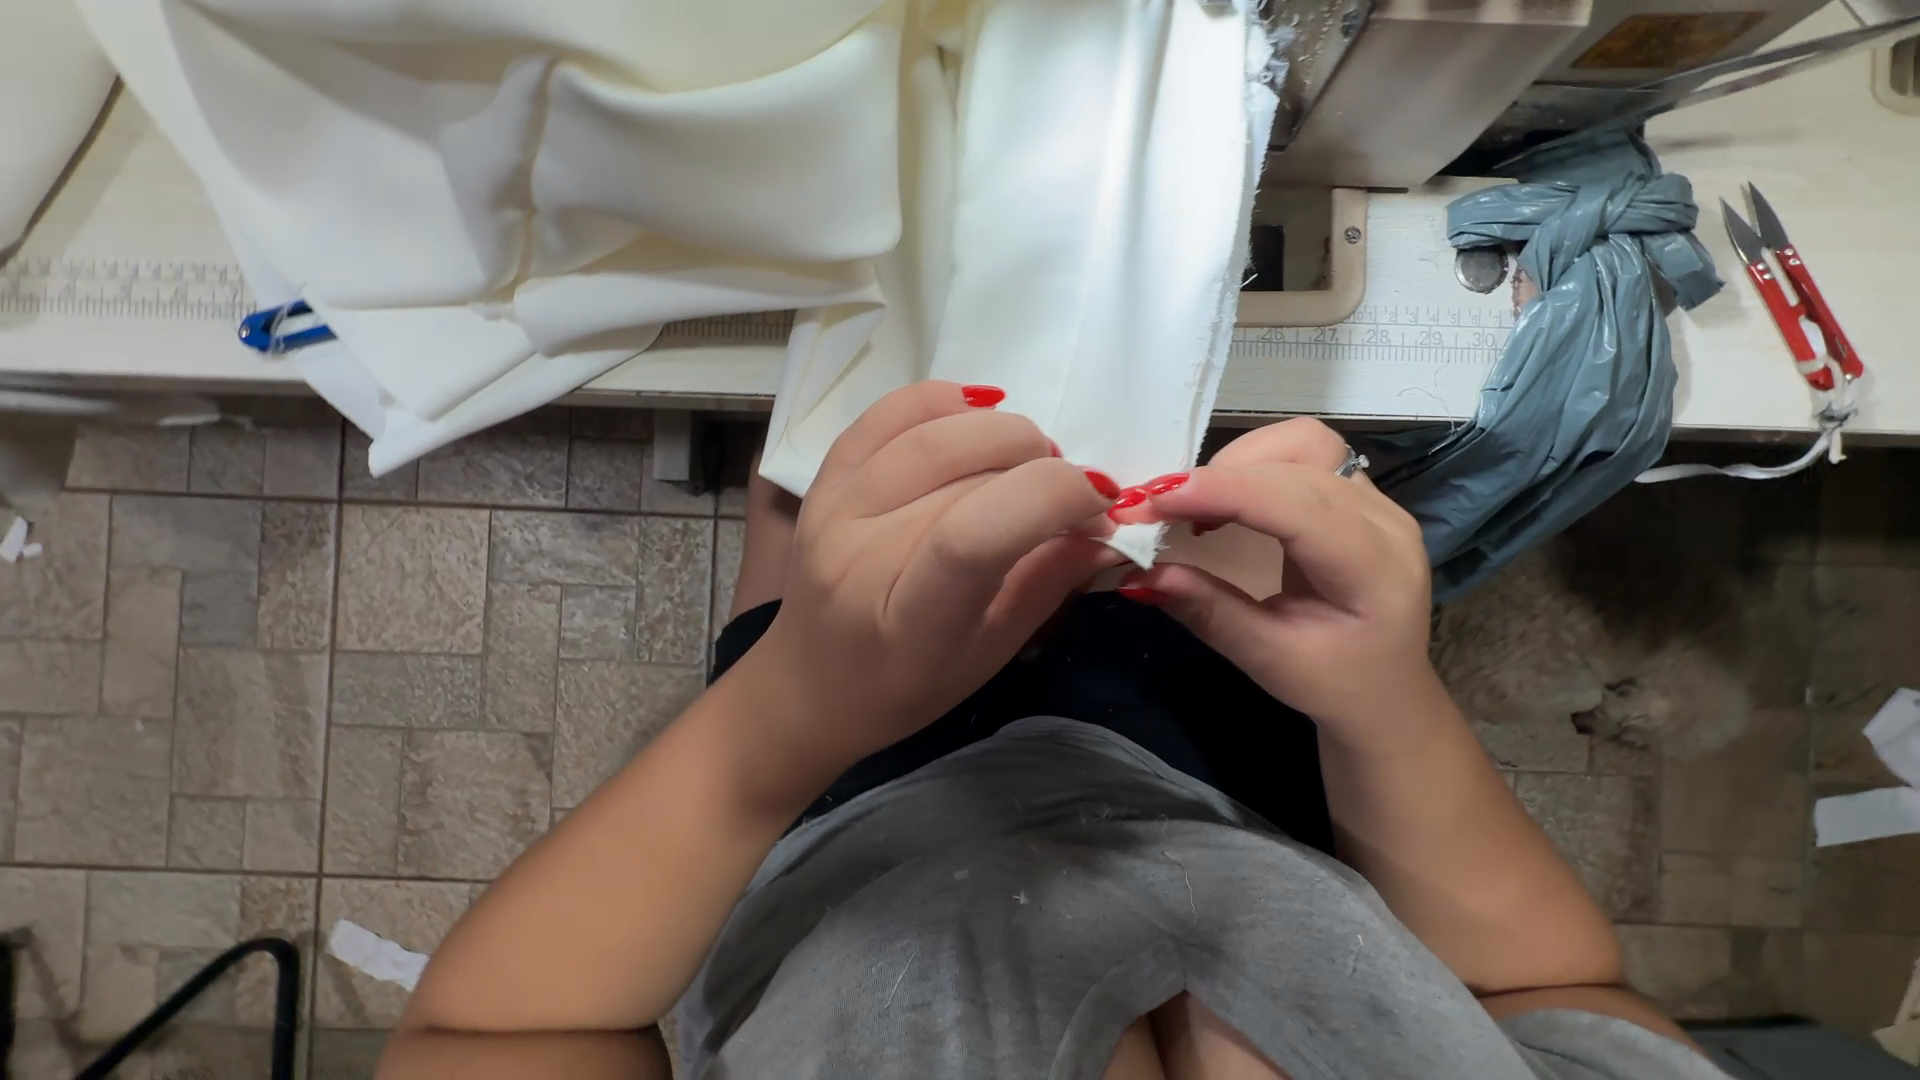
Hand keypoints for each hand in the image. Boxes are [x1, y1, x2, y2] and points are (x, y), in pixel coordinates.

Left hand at [731, 381, 1123, 770]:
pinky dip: (942, 399)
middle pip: (962, 472)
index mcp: (907, 620)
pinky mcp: (822, 483)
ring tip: (1032, 454)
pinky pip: (885, 415)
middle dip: (1041, 463)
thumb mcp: (989, 654)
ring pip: (929, 433)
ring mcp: (833, 510)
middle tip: (1070, 486)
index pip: (976, 534)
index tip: (1099, 502)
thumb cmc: (905, 689)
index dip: (1051, 498)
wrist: (808, 687)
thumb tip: (1110, 525)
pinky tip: (980, 410)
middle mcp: (859, 554)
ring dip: (1002, 429)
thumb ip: (1049, 583)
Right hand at [1117, 419, 1444, 749]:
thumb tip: (1139, 574)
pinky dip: (1249, 466)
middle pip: (1299, 459)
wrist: (1386, 693)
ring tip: (1190, 504)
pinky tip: (1220, 501)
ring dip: (1235, 462)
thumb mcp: (1267, 659)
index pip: (1298, 504)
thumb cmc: (1334, 683)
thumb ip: (1208, 611)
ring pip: (1301, 444)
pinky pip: (1300, 454)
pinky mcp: (1352, 495)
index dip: (1222, 491)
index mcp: (1375, 569)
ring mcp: (1373, 500)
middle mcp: (1382, 520)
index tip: (1151, 500)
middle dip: (1218, 476)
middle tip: (1152, 509)